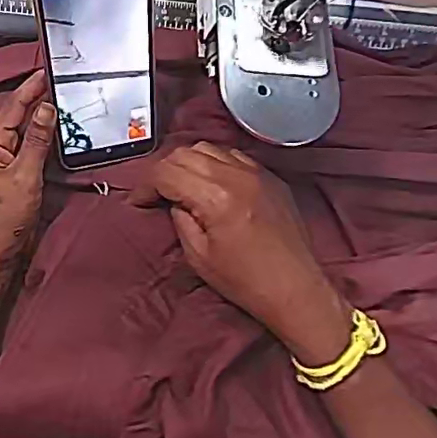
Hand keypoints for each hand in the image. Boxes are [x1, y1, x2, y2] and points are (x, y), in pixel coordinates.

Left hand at [0, 71, 55, 269]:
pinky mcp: (16, 174)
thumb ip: (36, 139)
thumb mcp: (24, 175)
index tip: (46, 71)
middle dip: (38, 99)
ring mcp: (5, 162)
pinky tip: (57, 132)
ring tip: (62, 101)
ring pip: (26, 131)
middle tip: (60, 82)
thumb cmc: (3, 219)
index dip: (31, 88)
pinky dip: (45, 138)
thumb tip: (45, 109)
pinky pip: (31, 148)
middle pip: (19, 116)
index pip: (13, 107)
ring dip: (43, 118)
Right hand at [136, 142, 349, 362]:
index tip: (140, 201)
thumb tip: (173, 201)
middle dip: (164, 171)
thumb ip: (180, 219)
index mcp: (216, 198)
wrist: (296, 289)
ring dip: (189, 163)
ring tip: (184, 186)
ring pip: (208, 148)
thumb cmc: (246, 281)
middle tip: (158, 193)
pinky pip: (233, 156)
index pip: (167, 172)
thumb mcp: (198, 256)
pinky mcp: (271, 178)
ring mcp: (257, 173)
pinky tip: (213, 184)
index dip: (146, 185)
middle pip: (185, 153)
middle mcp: (237, 176)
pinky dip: (215, 163)